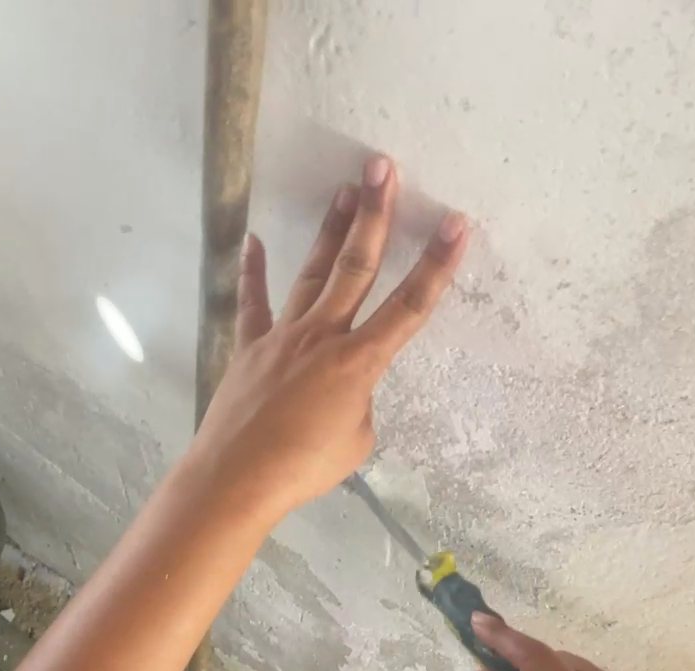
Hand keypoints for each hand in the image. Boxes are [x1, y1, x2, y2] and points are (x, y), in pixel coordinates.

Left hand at [187, 155, 468, 514]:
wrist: (238, 478)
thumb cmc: (303, 467)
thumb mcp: (355, 441)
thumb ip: (358, 404)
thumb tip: (343, 390)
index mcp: (358, 363)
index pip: (409, 309)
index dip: (437, 267)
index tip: (456, 225)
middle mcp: (323, 337)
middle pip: (356, 269)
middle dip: (375, 216)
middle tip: (384, 168)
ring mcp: (283, 337)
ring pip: (312, 274)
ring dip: (332, 232)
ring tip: (346, 189)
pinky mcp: (250, 347)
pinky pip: (253, 303)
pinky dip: (254, 272)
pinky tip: (255, 240)